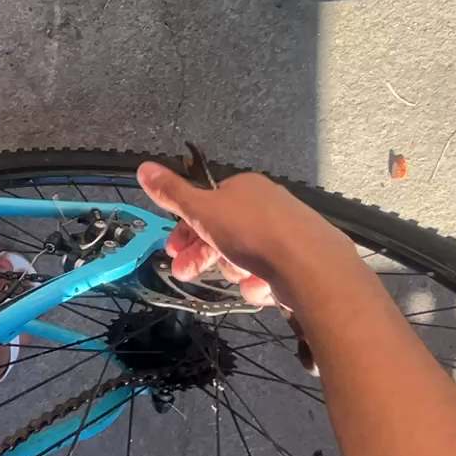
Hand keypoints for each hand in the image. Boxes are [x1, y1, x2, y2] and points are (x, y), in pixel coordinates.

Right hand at [135, 161, 355, 310]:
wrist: (311, 268)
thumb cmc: (251, 233)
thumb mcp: (202, 209)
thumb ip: (172, 193)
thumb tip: (144, 167)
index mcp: (244, 188)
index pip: (206, 205)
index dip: (185, 228)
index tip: (173, 250)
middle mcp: (268, 205)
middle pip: (224, 231)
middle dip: (204, 255)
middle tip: (185, 273)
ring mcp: (288, 232)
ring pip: (245, 254)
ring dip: (235, 269)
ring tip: (240, 279)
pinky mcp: (302, 260)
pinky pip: (269, 272)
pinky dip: (261, 282)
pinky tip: (263, 288)